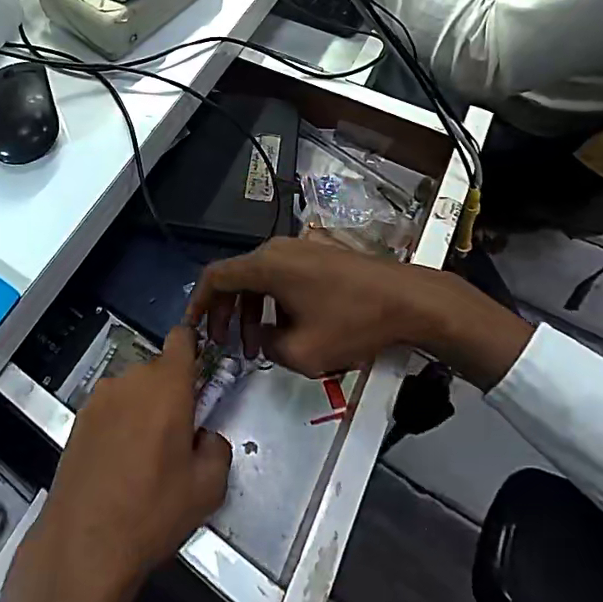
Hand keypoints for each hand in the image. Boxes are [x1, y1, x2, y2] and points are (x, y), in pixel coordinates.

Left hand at [0, 326, 230, 601]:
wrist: (85, 540)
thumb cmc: (152, 510)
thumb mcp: (208, 488)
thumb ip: (217, 448)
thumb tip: (205, 437)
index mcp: (167, 385)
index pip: (182, 338)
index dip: (193, 347)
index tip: (199, 370)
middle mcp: (131, 379)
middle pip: (158, 370)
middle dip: (171, 394)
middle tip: (177, 437)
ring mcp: (100, 396)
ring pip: (133, 390)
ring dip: (143, 410)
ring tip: (145, 458)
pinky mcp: (79, 416)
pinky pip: (111, 408)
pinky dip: (119, 424)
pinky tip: (119, 463)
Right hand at [185, 236, 534, 389]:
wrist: (410, 300)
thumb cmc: (353, 322)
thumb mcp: (303, 352)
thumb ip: (268, 347)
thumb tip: (264, 339)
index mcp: (266, 265)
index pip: (216, 277)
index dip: (199, 302)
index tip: (192, 326)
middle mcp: (276, 249)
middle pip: (237, 278)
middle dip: (227, 314)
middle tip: (226, 344)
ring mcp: (299, 249)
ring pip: (260, 280)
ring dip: (253, 312)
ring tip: (260, 346)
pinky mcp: (317, 255)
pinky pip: (281, 277)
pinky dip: (273, 302)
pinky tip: (288, 329)